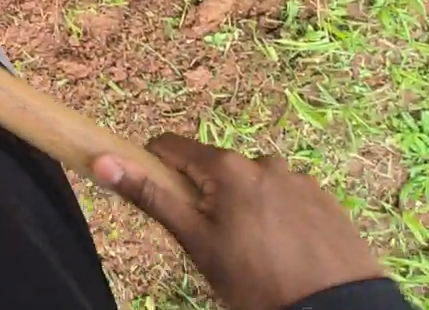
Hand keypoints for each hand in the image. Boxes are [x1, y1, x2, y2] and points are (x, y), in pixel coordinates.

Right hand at [94, 134, 384, 309]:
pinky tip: (288, 250)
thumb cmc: (259, 281)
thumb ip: (150, 195)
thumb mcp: (198, 243)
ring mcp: (298, 179)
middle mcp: (260, 160)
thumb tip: (101, 159)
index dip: (159, 169)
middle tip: (217, 240)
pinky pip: (286, 196)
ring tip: (258, 251)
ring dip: (244, 203)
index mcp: (225, 165)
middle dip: (206, 194)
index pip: (170, 146)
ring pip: (250, 182)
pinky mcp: (328, 200)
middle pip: (213, 167)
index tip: (168, 203)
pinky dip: (278, 214)